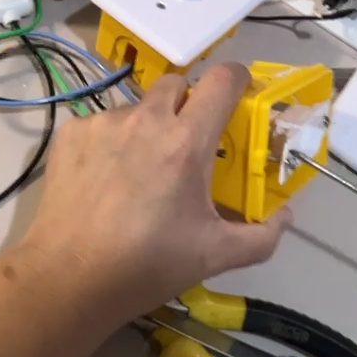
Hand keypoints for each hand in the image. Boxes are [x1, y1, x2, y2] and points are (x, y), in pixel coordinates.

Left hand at [0, 62, 290, 356]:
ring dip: (148, 125)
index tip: (241, 93)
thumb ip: (261, 235)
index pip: (222, 79)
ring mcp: (104, 121)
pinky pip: (102, 122)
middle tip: (188, 142)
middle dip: (190, 104)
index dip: (237, 78)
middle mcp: (146, 119)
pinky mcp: (72, 131)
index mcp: (186, 142)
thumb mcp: (214, 255)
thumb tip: (287, 216)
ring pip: (138, 106)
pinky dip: (111, 141)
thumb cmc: (148, 265)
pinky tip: (105, 177)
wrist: (69, 278)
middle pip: (178, 84)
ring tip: (140, 170)